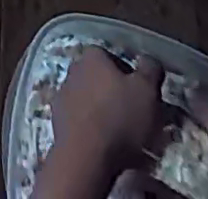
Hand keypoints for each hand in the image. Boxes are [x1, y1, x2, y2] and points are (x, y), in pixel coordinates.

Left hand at [36, 49, 167, 198]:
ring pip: (90, 96)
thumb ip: (150, 70)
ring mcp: (63, 91)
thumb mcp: (146, 91)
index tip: (143, 96)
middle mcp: (74, 67)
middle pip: (101, 78)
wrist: (85, 152)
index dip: (131, 77)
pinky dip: (91, 123)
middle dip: (116, 93)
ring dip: (103, 109)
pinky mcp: (58, 114)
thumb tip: (149, 60)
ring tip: (121, 132)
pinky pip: (80, 115)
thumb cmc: (119, 117)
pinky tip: (103, 139)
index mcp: (93, 56)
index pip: (115, 59)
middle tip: (134, 115)